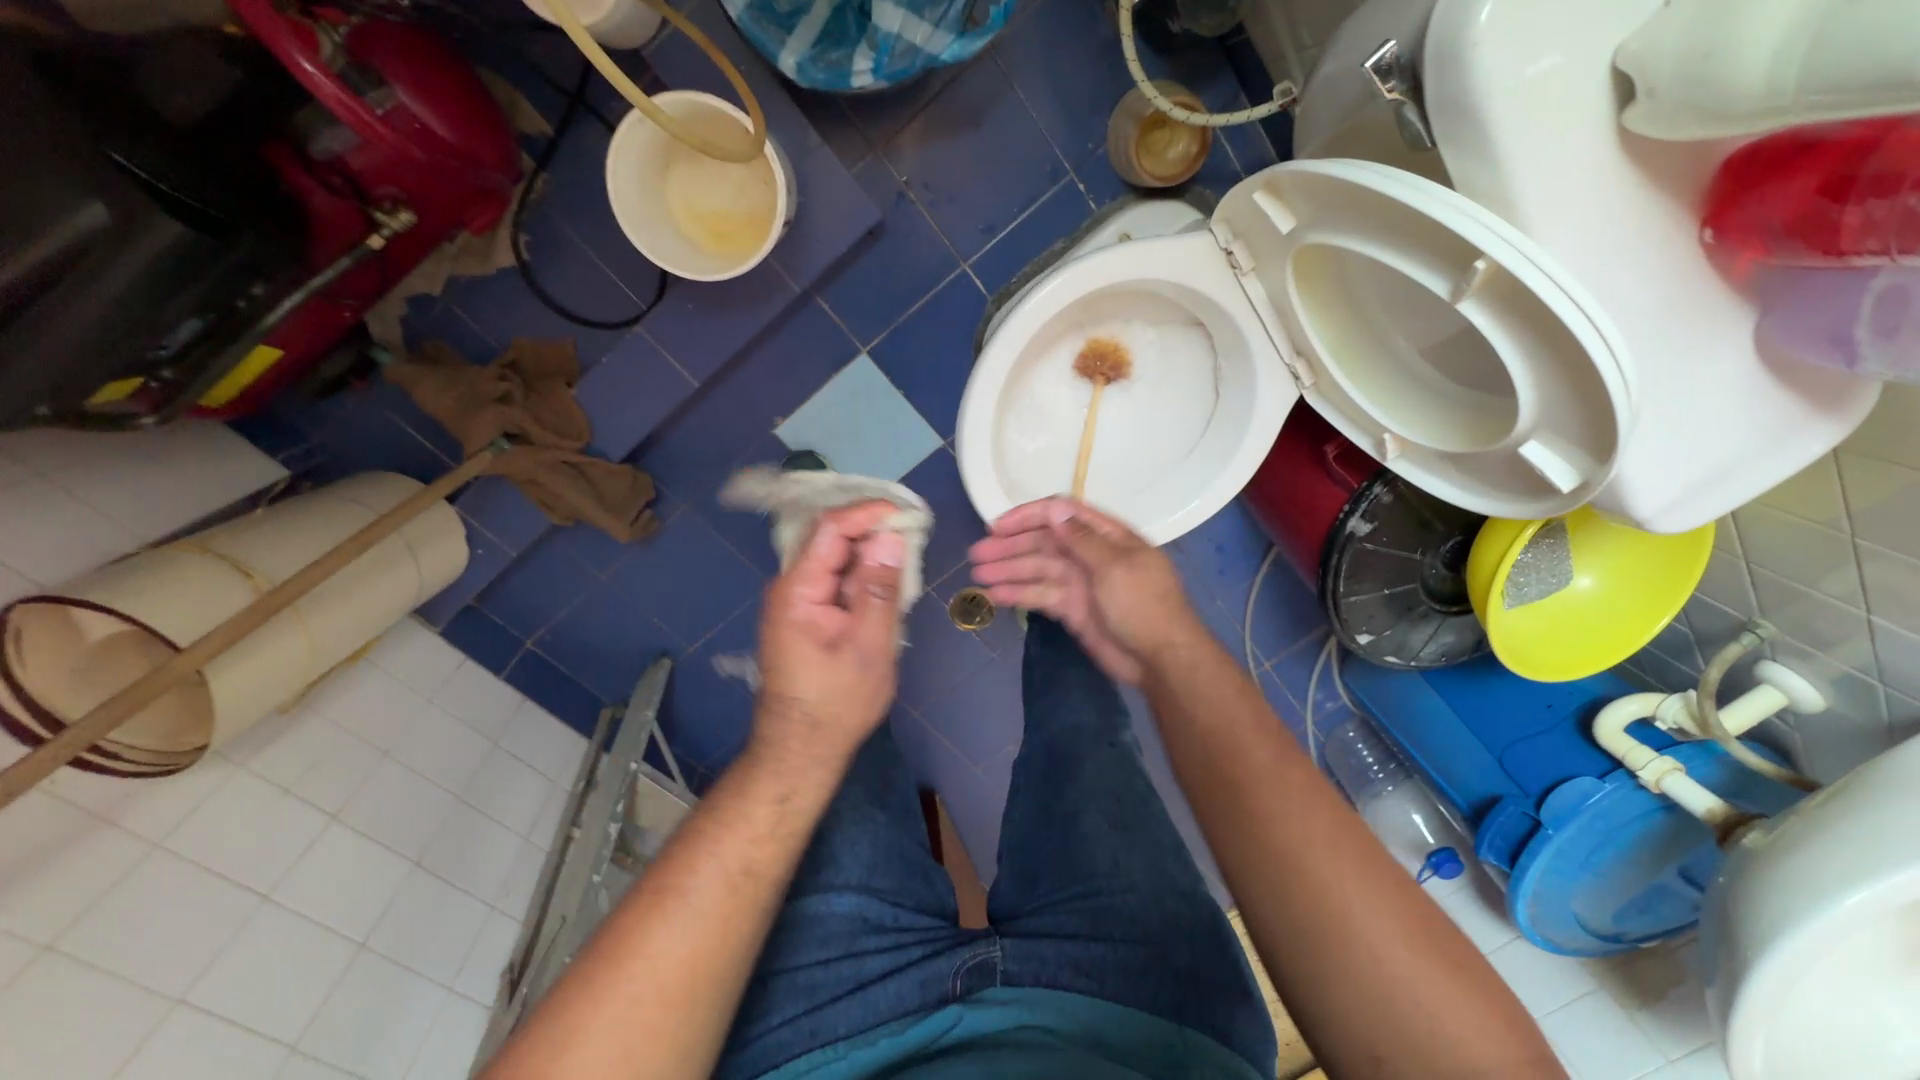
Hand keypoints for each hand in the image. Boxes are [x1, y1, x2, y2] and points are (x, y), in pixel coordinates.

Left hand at [754, 502, 905, 765]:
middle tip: (914, 536)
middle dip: (872, 533)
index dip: (867, 513)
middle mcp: (789, 588)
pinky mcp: (804, 617)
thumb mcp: (868, 645)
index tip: (906, 514)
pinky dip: (861, 579)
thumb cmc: (837, 702)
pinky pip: (834, 583)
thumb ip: (880, 589)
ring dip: (869, 557)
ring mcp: (794, 603)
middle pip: (830, 541)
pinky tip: (886, 589)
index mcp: (797, 589)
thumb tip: (891, 538)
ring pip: (835, 562)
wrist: (802, 748)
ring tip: (907, 561)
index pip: (830, 529)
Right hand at [968, 497, 1201, 683]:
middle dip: (1010, 546)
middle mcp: (1090, 555)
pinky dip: (1017, 595)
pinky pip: (1039, 596)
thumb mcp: (1116, 566)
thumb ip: (1083, 540)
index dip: (1029, 516)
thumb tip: (1055, 512)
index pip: (1062, 514)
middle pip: (1043, 542)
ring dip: (1007, 570)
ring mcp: (1080, 583)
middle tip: (976, 554)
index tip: (998, 525)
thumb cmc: (1145, 605)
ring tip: (976, 575)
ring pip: (1037, 570)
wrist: (1162, 659)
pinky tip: (993, 596)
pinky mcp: (1072, 609)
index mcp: (1107, 536)